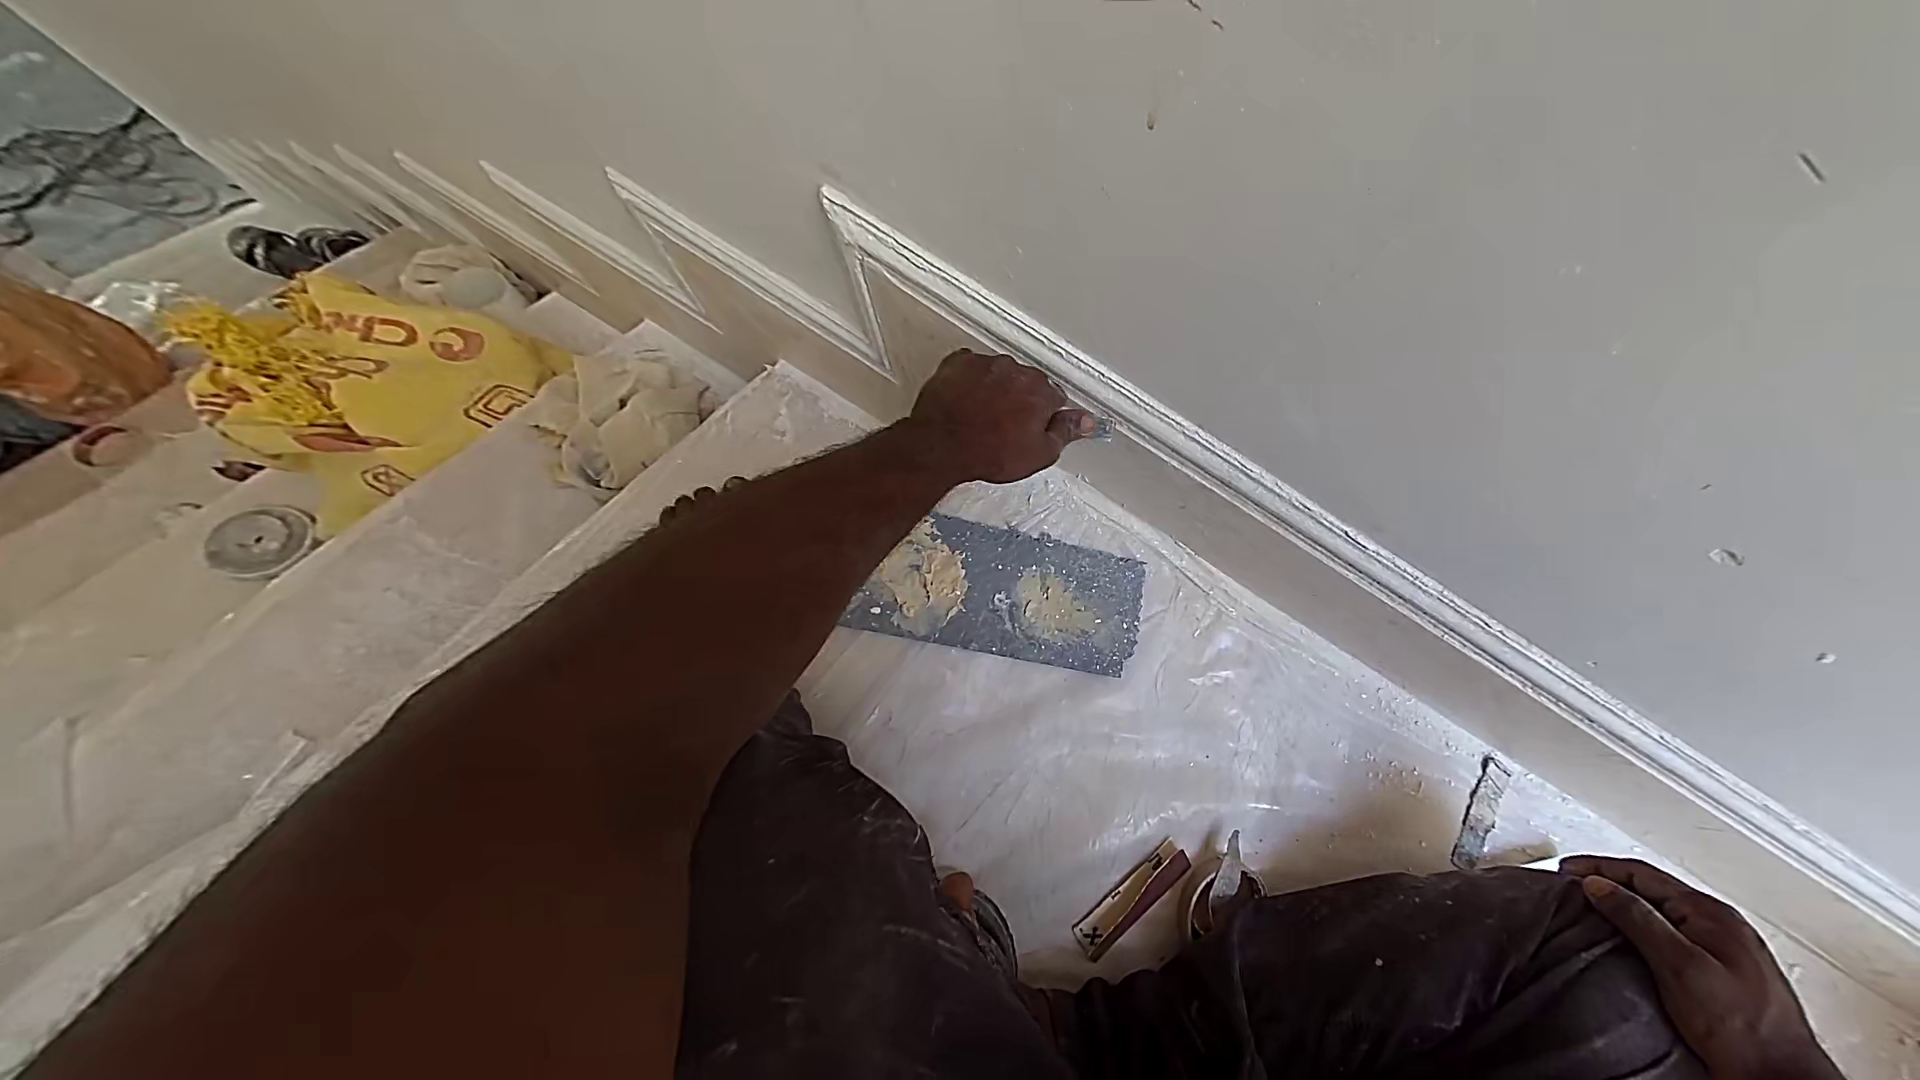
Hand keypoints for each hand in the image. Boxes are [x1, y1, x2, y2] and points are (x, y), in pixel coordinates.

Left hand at [900, 350, 1096, 483]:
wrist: (941, 447)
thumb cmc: (986, 452)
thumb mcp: (1039, 454)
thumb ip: (1066, 432)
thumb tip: (1086, 422)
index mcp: (1041, 391)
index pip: (1054, 397)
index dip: (1043, 415)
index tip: (1032, 427)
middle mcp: (1016, 371)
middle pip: (1026, 382)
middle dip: (1019, 400)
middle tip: (1005, 426)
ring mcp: (986, 365)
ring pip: (998, 373)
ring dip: (994, 388)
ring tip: (982, 416)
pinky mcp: (959, 364)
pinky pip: (969, 367)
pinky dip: (969, 380)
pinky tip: (965, 401)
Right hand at [1561, 856, 1843, 1079]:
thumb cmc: (1742, 1029)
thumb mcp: (1680, 965)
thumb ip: (1637, 918)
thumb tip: (1597, 884)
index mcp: (1712, 915)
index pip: (1641, 873)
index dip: (1597, 867)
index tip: (1564, 872)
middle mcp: (1720, 926)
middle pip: (1649, 889)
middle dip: (1606, 883)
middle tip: (1570, 888)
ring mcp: (1723, 949)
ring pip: (1657, 912)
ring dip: (1620, 905)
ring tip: (1589, 911)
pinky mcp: (1718, 971)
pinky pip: (1666, 934)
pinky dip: (1636, 927)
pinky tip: (1623, 941)